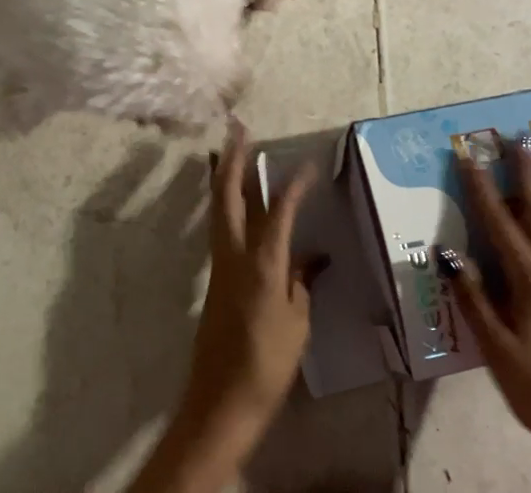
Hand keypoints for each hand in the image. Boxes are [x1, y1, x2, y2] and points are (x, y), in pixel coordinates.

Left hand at [182, 118, 321, 428]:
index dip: (294, 185)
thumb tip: (315, 256)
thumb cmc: (267, 364)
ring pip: (218, 210)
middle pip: (228, 197)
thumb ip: (303, 283)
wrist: (221, 402)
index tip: (309, 162)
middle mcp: (234, 256)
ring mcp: (220, 267)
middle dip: (232, 160)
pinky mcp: (215, 281)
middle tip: (238, 128)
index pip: (278, 211)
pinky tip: (235, 203)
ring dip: (223, 177)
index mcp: (261, 265)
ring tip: (228, 151)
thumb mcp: (298, 323)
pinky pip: (220, 229)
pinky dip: (226, 205)